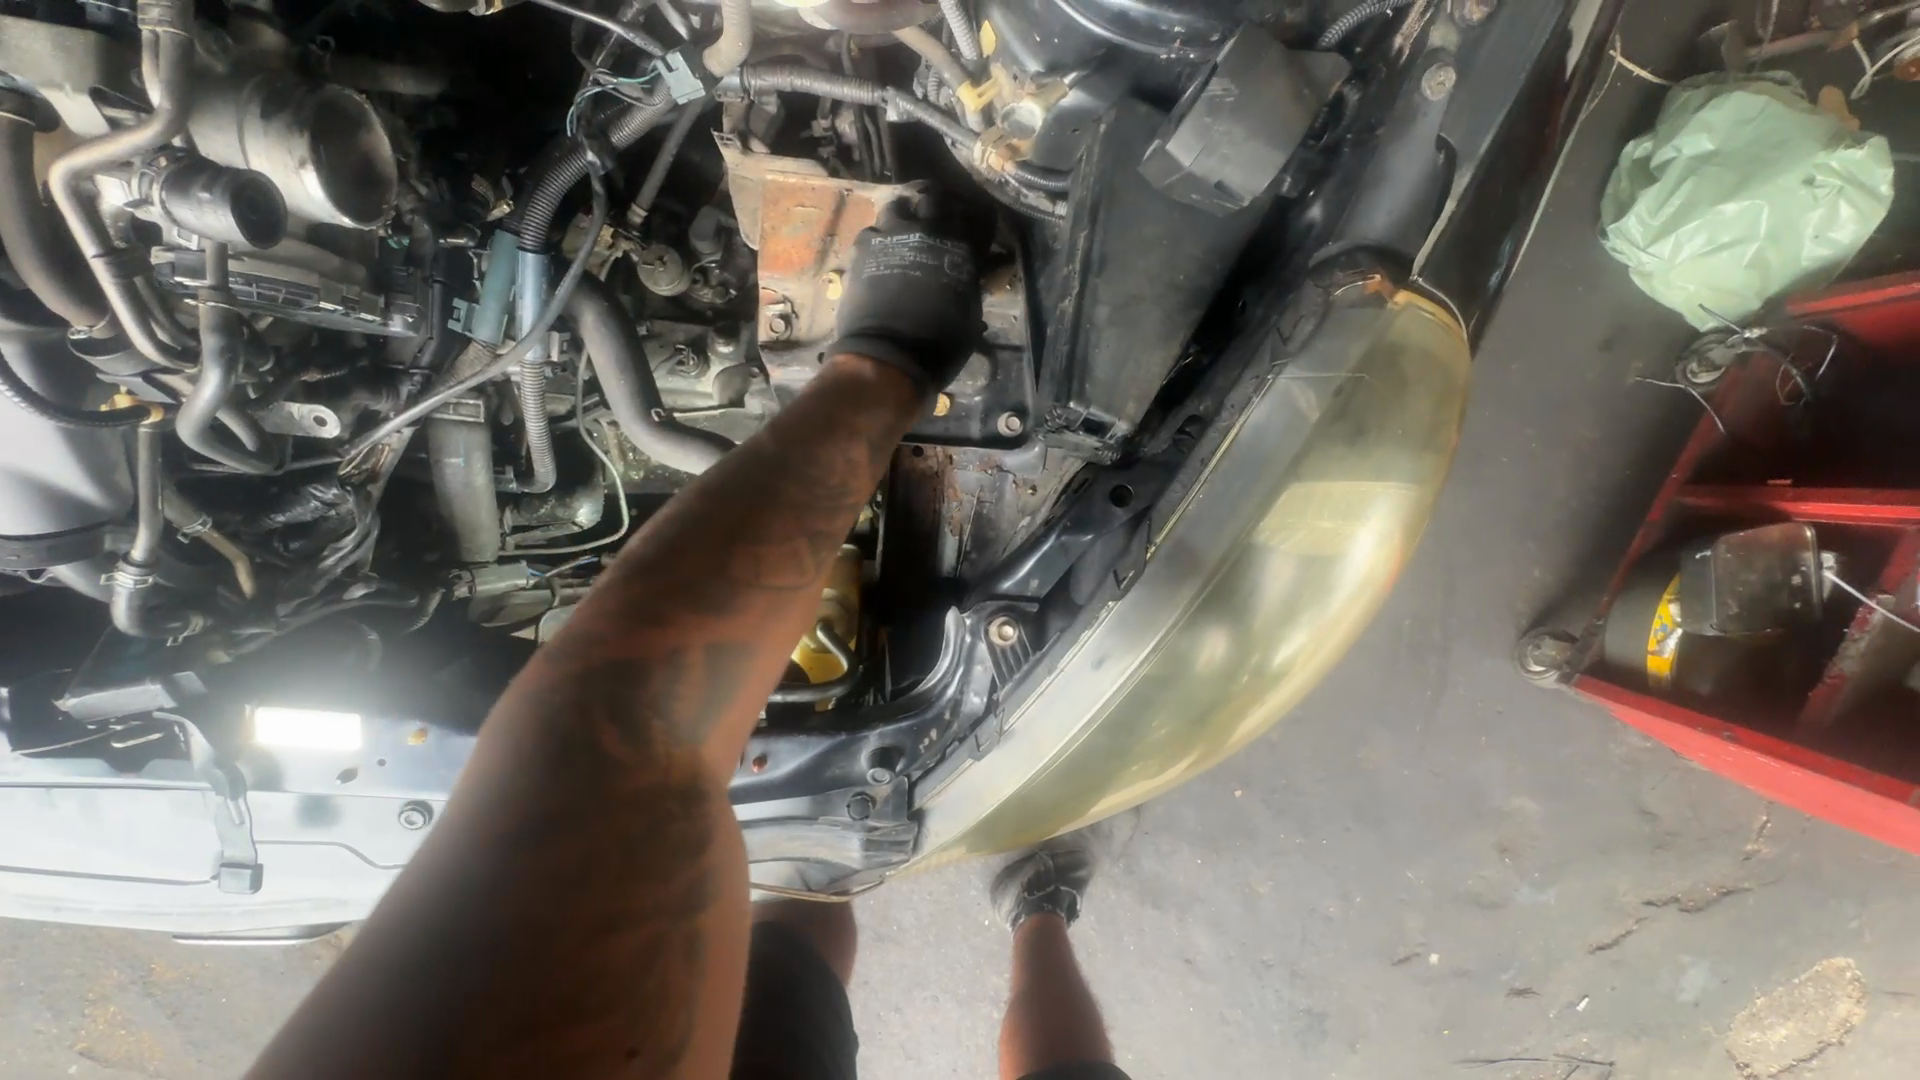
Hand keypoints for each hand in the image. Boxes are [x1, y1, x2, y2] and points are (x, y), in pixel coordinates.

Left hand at [828, 195, 981, 394]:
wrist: (889, 355)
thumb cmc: (939, 344)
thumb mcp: (970, 315)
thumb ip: (971, 283)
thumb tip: (976, 272)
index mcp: (963, 248)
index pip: (978, 217)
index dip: (978, 219)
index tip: (977, 225)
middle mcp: (930, 231)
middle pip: (936, 198)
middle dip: (938, 205)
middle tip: (936, 217)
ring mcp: (894, 233)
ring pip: (899, 206)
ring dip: (904, 216)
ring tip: (903, 231)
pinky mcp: (864, 246)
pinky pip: (872, 230)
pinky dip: (878, 238)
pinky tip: (879, 252)